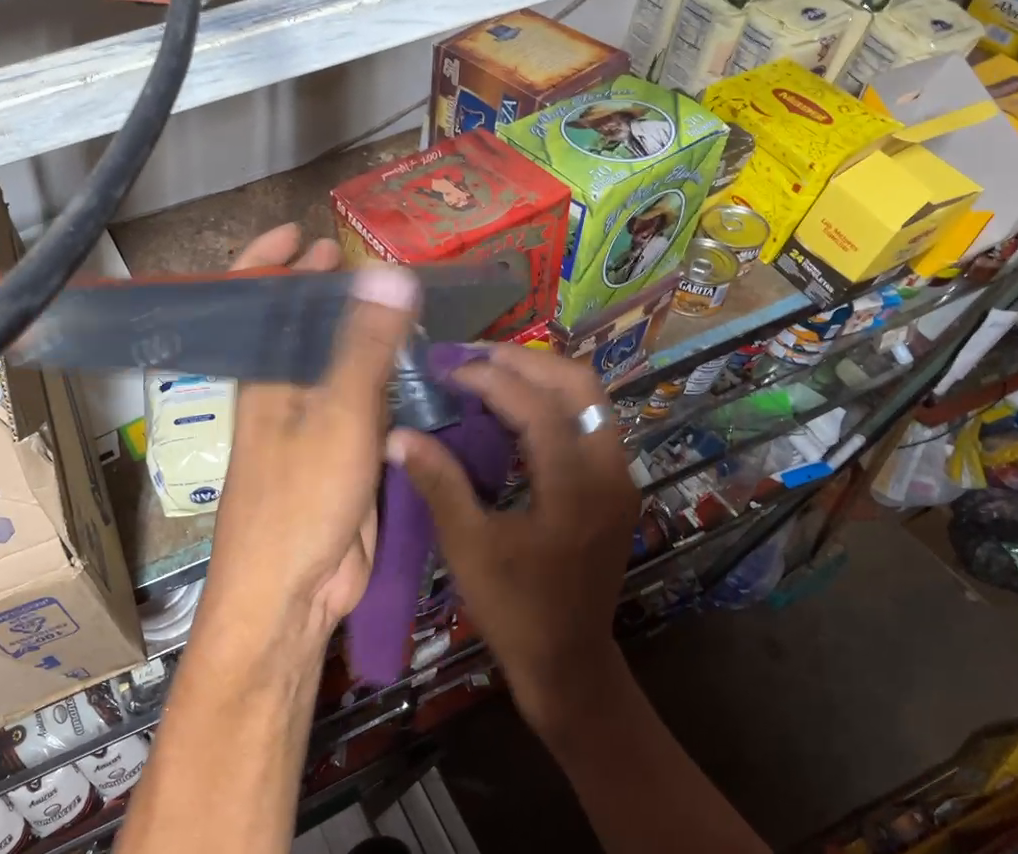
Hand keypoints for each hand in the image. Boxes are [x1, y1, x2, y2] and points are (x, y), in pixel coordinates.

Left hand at [197, 224, 419, 653]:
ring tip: (405, 302)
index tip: (303, 232)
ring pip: (338, 364)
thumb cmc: (299, 495)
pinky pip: (365, 402)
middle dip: (327, 292)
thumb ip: (364, 344)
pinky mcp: (343, 454)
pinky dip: (385, 378)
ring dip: (364, 335)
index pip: (256, 299)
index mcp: (264, 372)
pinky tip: (416, 365)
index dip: (270, 260)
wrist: (291, 588)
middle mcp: (283, 389)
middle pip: (302, 326)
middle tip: (368, 262)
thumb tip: (388, 272)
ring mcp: (313, 422)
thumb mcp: (337, 412)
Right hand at [389, 345, 637, 732]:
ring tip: (486, 373)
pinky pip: (587, 423)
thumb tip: (398, 432)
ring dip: (539, 378)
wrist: (567, 661)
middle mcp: (610, 471)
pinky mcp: (613, 488)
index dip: (489, 379)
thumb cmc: (515, 609)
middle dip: (524, 361)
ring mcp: (618, 479)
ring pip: (588, 400)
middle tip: (471, 356)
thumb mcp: (468, 547)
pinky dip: (550, 404)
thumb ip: (439, 483)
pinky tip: (510, 412)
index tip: (446, 371)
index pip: (537, 406)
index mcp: (577, 486)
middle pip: (579, 384)